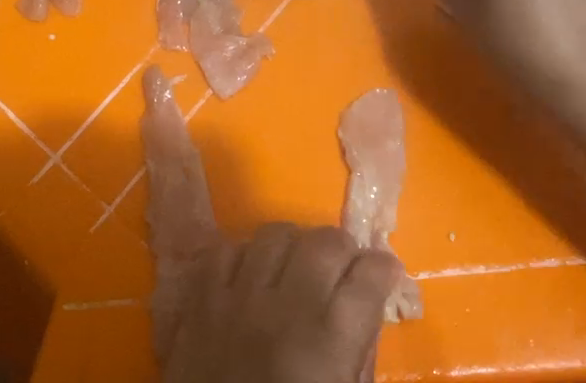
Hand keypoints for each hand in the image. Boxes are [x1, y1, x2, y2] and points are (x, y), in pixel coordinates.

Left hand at [161, 224, 402, 382]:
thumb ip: (356, 352)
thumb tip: (365, 309)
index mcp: (331, 340)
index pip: (369, 277)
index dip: (383, 269)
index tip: (384, 273)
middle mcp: (287, 307)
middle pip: (324, 243)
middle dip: (343, 249)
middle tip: (344, 267)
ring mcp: (239, 297)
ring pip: (275, 234)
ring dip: (295, 244)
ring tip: (297, 264)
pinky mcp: (201, 299)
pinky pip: (227, 249)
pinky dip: (245, 255)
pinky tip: (251, 275)